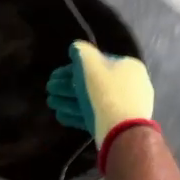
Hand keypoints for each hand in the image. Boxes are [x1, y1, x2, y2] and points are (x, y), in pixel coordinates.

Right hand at [46, 41, 157, 169]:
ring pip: (93, 99)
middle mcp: (130, 84)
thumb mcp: (90, 64)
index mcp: (128, 67)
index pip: (97, 62)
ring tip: (51, 103)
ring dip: (70, 100)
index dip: (73, 68)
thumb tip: (76, 47)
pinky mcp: (120, 124)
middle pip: (93, 82)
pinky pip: (97, 114)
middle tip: (49, 89)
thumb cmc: (106, 92)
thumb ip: (81, 52)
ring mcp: (126, 106)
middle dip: (68, 85)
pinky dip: (79, 113)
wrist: (123, 132)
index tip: (56, 75)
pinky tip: (61, 115)